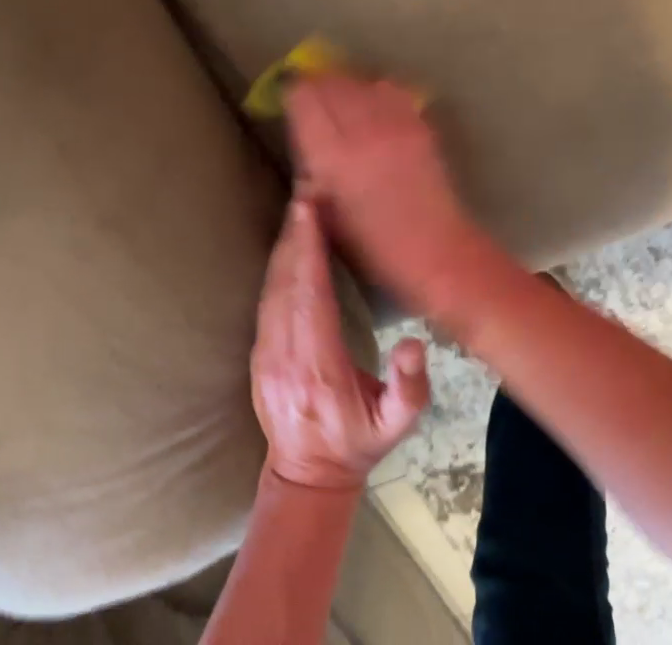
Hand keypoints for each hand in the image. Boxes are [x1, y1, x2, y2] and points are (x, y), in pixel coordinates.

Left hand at [252, 196, 429, 489]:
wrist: (307, 476)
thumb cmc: (359, 443)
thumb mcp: (397, 424)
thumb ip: (408, 386)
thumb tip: (412, 343)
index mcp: (320, 368)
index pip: (311, 296)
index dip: (309, 251)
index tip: (310, 212)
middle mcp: (285, 357)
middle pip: (285, 284)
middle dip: (294, 236)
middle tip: (305, 195)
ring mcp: (266, 357)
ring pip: (270, 290)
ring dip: (283, 249)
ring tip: (298, 213)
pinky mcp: (259, 357)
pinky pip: (265, 303)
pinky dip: (276, 269)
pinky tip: (287, 250)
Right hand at [285, 75, 479, 319]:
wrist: (435, 252)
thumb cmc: (372, 248)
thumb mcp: (325, 214)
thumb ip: (311, 172)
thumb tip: (305, 141)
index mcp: (332, 156)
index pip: (304, 98)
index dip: (292, 94)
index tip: (287, 100)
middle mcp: (363, 130)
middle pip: (331, 82)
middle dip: (316, 85)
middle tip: (310, 98)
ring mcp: (396, 124)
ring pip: (362, 82)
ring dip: (347, 86)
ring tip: (341, 101)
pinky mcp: (421, 126)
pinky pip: (392, 91)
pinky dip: (377, 92)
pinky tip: (374, 108)